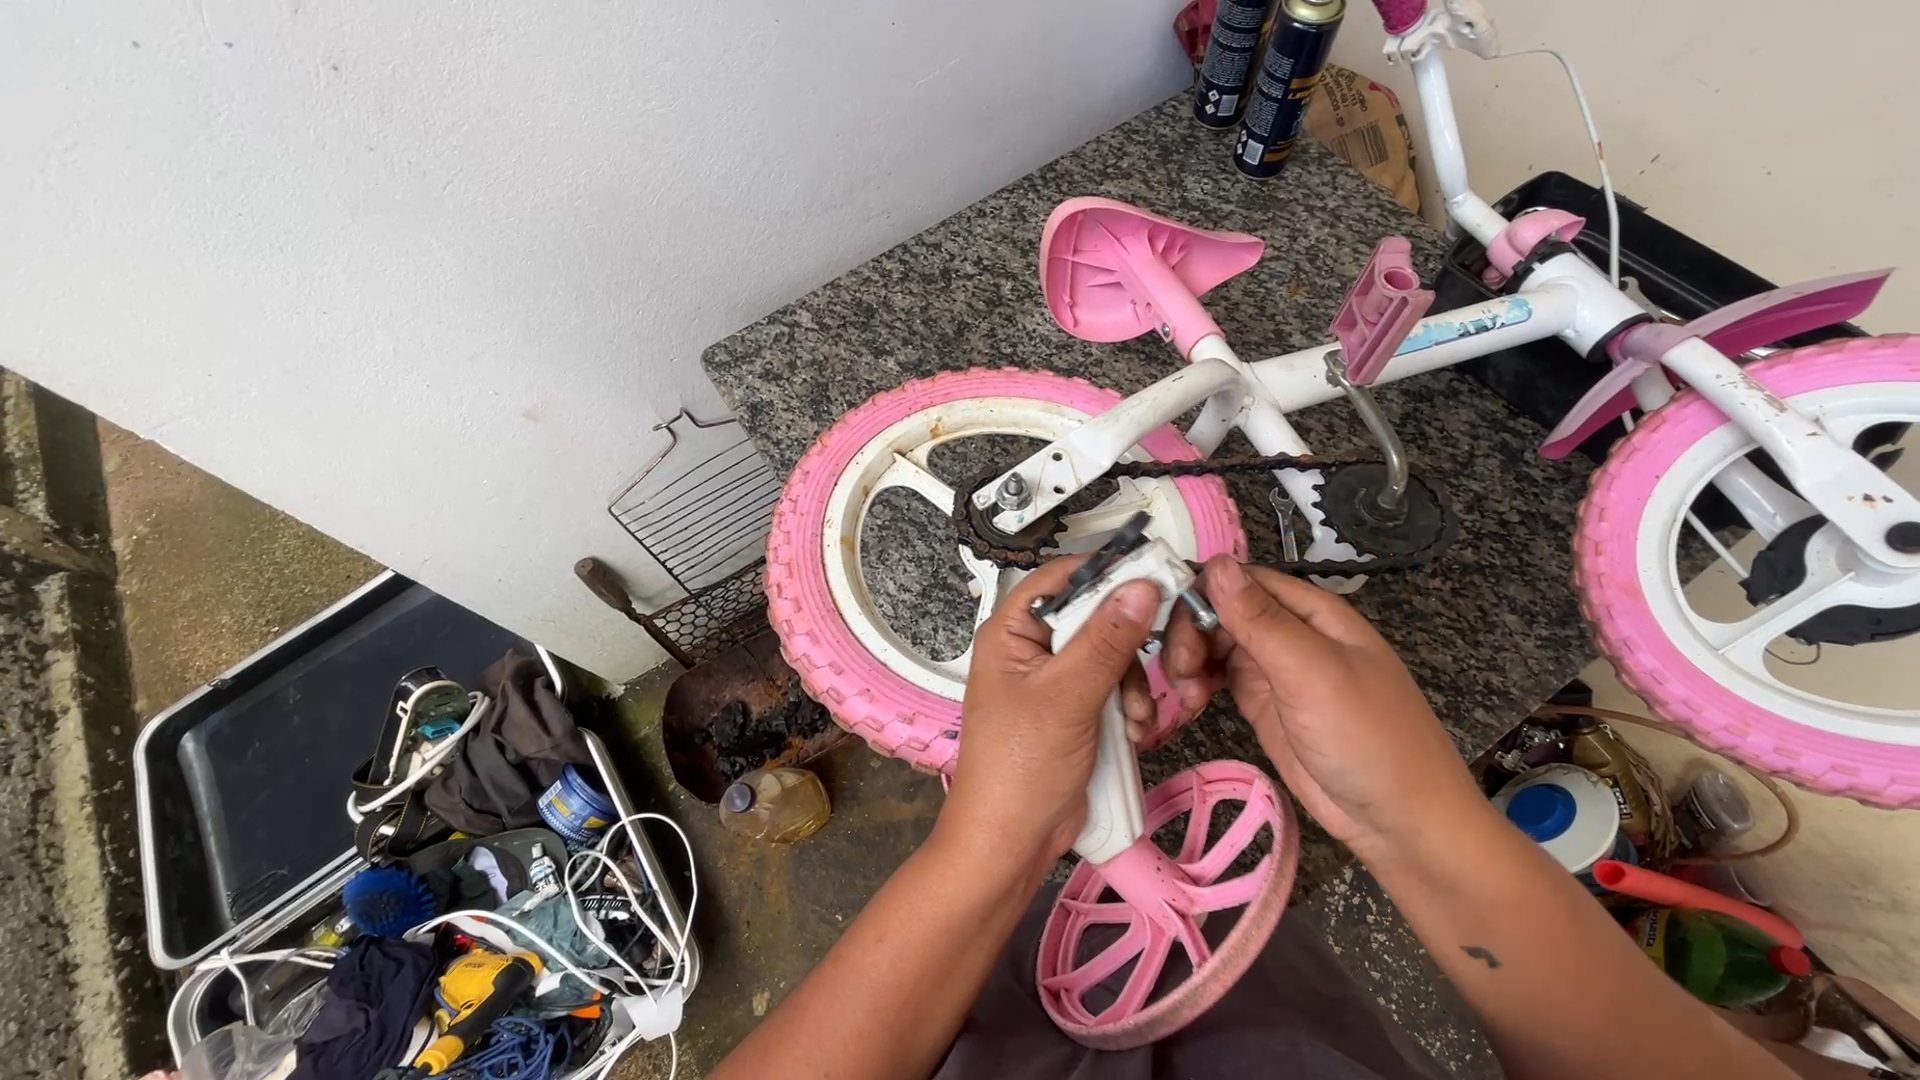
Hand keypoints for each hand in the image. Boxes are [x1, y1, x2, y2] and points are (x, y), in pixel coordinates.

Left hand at [939, 556, 1162, 869]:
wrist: (1012, 840)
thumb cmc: (1023, 764)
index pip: (1062, 578)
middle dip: (1126, 646)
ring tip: (1137, 720)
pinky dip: (1129, 706)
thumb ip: (1107, 640)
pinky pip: (1111, 688)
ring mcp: (1052, 680)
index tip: (1157, 577)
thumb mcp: (1068, 697)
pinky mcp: (1073, 709)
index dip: (1107, 573)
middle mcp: (1029, 647)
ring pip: (1109, 655)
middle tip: (1158, 663)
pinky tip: (1135, 733)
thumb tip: (1142, 583)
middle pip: (1092, 616)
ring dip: (1132, 685)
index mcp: (1010, 630)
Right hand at [1163, 556, 1486, 861]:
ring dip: (1188, 661)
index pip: (1238, 580)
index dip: (1199, 595)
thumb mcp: (1312, 672)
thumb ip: (1261, 619)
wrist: (1398, 820)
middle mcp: (1287, 630)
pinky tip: (1188, 705)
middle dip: (1190, 634)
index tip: (1168, 626)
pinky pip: (1215, 676)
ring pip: (1212, 642)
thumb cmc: (1366, 737)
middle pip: (1219, 610)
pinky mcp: (1260, 700)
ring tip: (1187, 697)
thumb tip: (1215, 563)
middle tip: (1181, 674)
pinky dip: (1196, 684)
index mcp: (1308, 610)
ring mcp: (1272, 666)